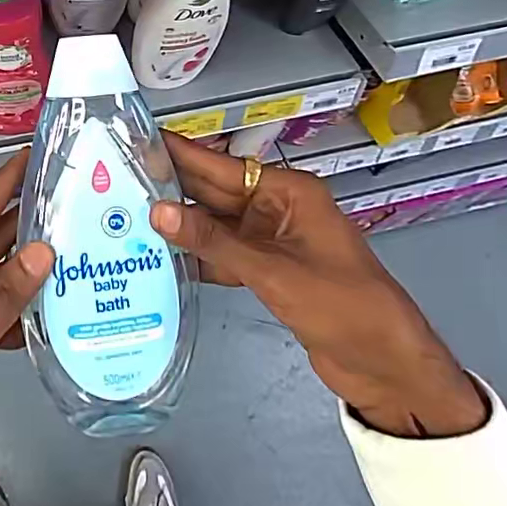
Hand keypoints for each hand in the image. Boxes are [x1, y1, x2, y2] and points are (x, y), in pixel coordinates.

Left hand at [0, 154, 53, 505]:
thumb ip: (0, 301)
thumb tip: (42, 253)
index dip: (1, 187)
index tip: (28, 158)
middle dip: (26, 219)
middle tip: (67, 195)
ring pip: (1, 272)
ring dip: (33, 261)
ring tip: (76, 238)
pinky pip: (5, 303)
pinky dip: (29, 299)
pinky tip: (61, 294)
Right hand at [150, 132, 487, 438]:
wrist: (387, 367)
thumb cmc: (341, 305)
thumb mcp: (274, 271)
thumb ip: (213, 241)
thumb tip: (158, 212)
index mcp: (288, 192)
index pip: (223, 166)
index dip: (181, 153)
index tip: (141, 138)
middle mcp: (276, 208)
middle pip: (215, 193)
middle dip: (172, 187)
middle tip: (119, 176)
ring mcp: (271, 240)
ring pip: (216, 225)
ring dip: (181, 224)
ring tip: (128, 214)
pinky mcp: (267, 269)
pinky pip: (224, 254)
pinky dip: (198, 256)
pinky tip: (162, 256)